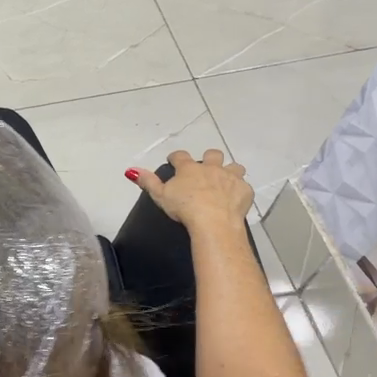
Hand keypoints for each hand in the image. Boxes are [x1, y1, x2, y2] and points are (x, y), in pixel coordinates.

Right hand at [130, 150, 251, 231]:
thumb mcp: (160, 196)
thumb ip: (147, 182)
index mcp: (189, 169)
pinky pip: (244, 186)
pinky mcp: (245, 190)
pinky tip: (233, 198)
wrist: (213, 222)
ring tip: (224, 181)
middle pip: (213, 154)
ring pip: (235, 166)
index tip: (173, 161)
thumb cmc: (184, 208)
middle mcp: (212, 168)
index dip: (176, 157)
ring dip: (230, 171)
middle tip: (204, 169)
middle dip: (209, 158)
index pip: (181, 156)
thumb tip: (131, 170)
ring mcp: (231, 177)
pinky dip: (238, 190)